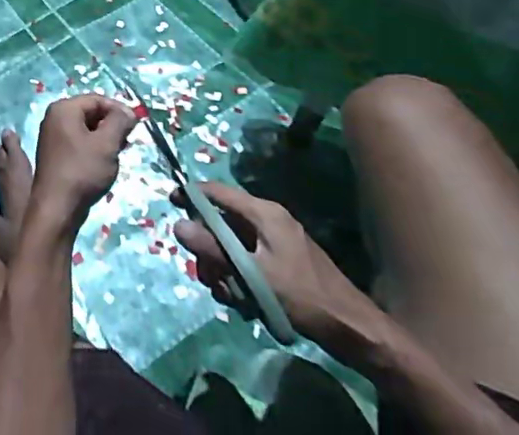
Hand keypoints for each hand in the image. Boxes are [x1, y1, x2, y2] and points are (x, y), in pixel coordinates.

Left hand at [29, 95, 136, 230]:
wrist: (57, 209)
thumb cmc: (82, 171)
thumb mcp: (107, 144)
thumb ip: (120, 122)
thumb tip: (128, 111)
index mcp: (63, 109)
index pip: (97, 99)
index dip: (119, 109)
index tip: (136, 125)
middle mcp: (54, 118)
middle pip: (91, 112)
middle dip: (112, 124)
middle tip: (128, 140)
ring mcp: (52, 137)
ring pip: (86, 129)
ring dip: (104, 137)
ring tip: (118, 152)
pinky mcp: (55, 154)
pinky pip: (79, 142)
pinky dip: (93, 147)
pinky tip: (103, 163)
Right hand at [173, 182, 389, 359]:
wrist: (348, 326)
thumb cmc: (301, 295)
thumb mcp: (251, 275)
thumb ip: (214, 250)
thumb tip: (177, 225)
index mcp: (264, 213)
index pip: (218, 192)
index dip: (191, 195)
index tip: (170, 203)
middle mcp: (268, 219)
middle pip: (222, 222)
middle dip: (209, 249)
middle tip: (207, 276)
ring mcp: (275, 240)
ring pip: (232, 245)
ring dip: (223, 270)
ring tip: (229, 296)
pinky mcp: (279, 259)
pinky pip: (246, 259)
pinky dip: (239, 278)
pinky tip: (244, 303)